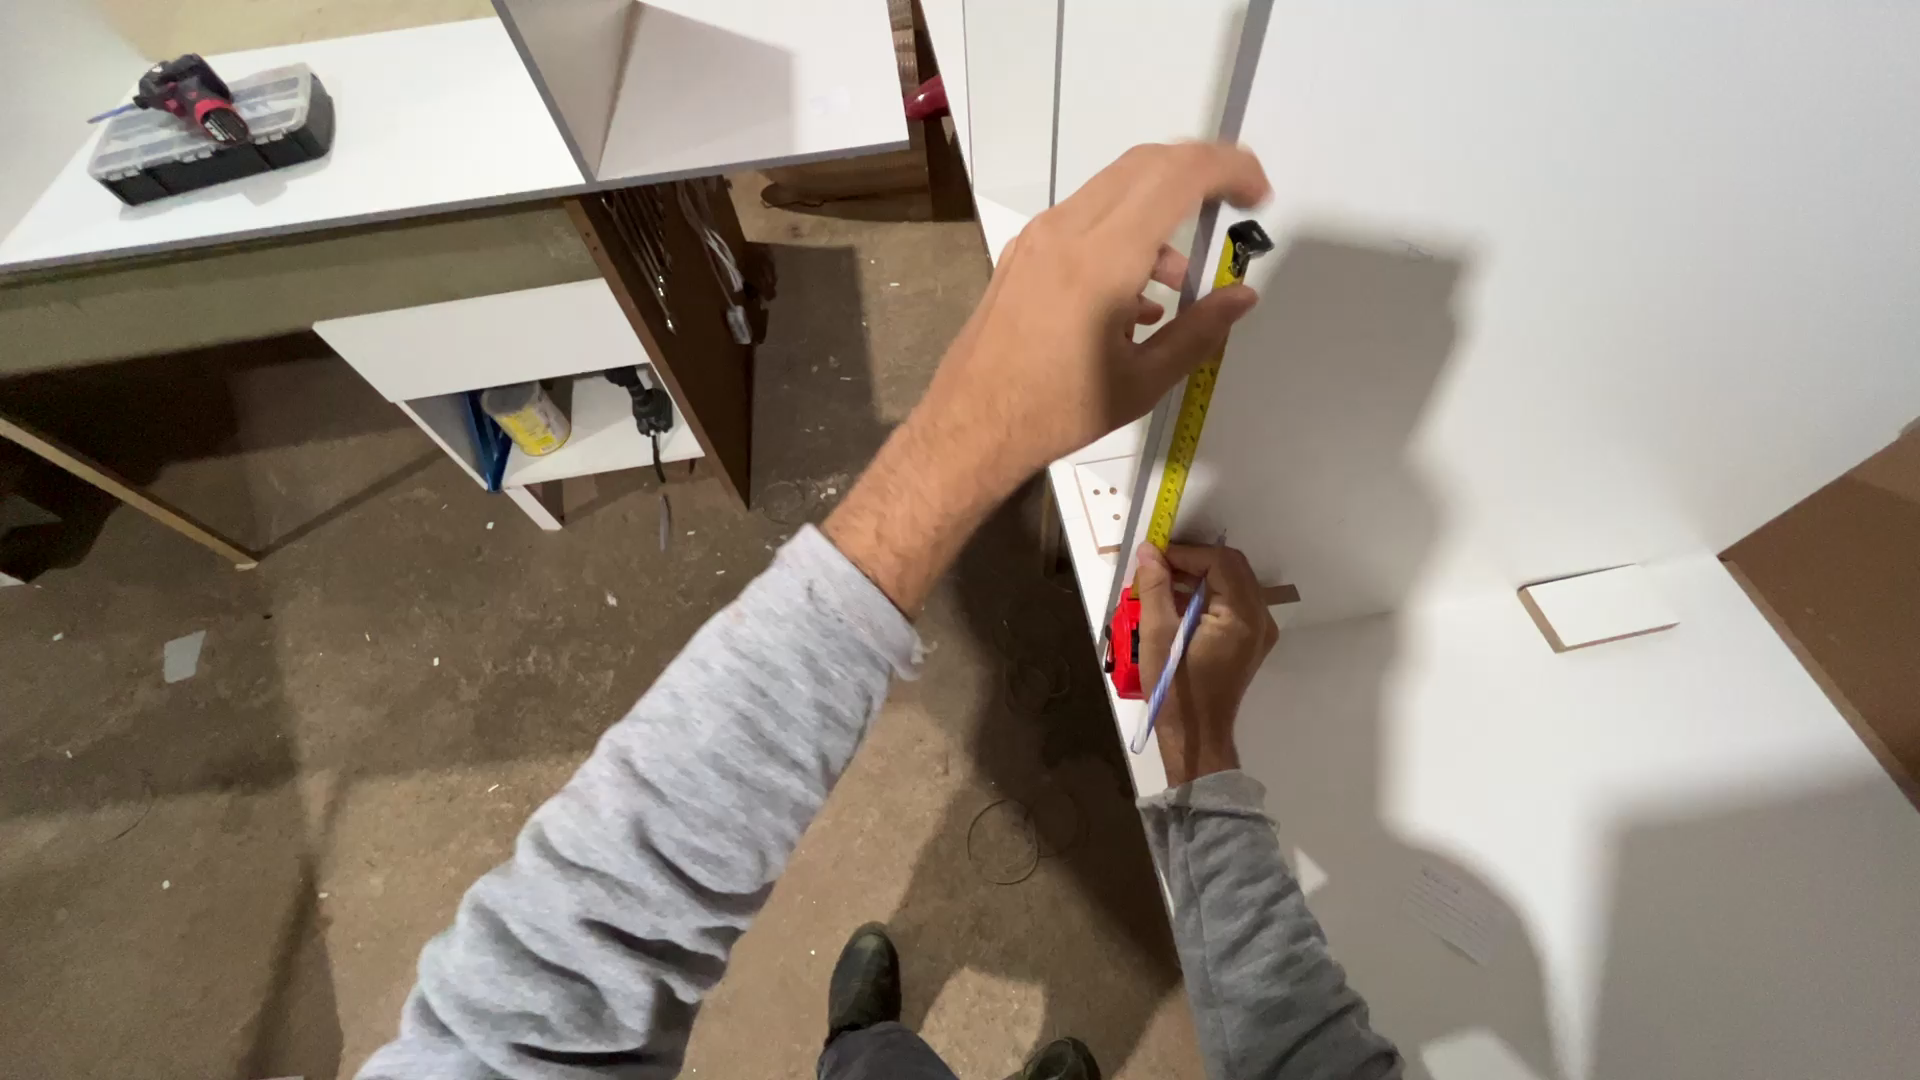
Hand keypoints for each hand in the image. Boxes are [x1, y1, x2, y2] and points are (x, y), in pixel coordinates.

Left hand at [826, 142, 1270, 613]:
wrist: (970, 428)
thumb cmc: (1055, 414)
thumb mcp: (1140, 383)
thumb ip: (1199, 333)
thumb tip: (1241, 297)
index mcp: (1101, 260)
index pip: (1178, 176)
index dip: (1230, 170)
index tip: (1256, 195)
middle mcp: (1064, 233)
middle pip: (1146, 165)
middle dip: (1198, 176)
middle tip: (1227, 212)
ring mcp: (1036, 241)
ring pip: (1111, 191)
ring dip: (1155, 217)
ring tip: (1173, 287)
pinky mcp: (1020, 257)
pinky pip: (1080, 221)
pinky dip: (1118, 236)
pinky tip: (1128, 299)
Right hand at [1133, 541, 1278, 785]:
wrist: (1195, 735)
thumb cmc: (1175, 688)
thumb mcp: (1157, 634)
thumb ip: (1155, 586)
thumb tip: (1149, 551)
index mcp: (1242, 616)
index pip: (1220, 562)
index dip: (1186, 552)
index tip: (1154, 556)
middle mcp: (1260, 619)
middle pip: (1231, 568)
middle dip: (1193, 561)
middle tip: (1157, 566)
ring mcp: (1259, 631)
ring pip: (1232, 583)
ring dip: (1199, 576)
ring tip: (1162, 583)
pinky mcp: (1250, 641)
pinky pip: (1232, 602)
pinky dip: (1206, 594)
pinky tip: (1177, 603)